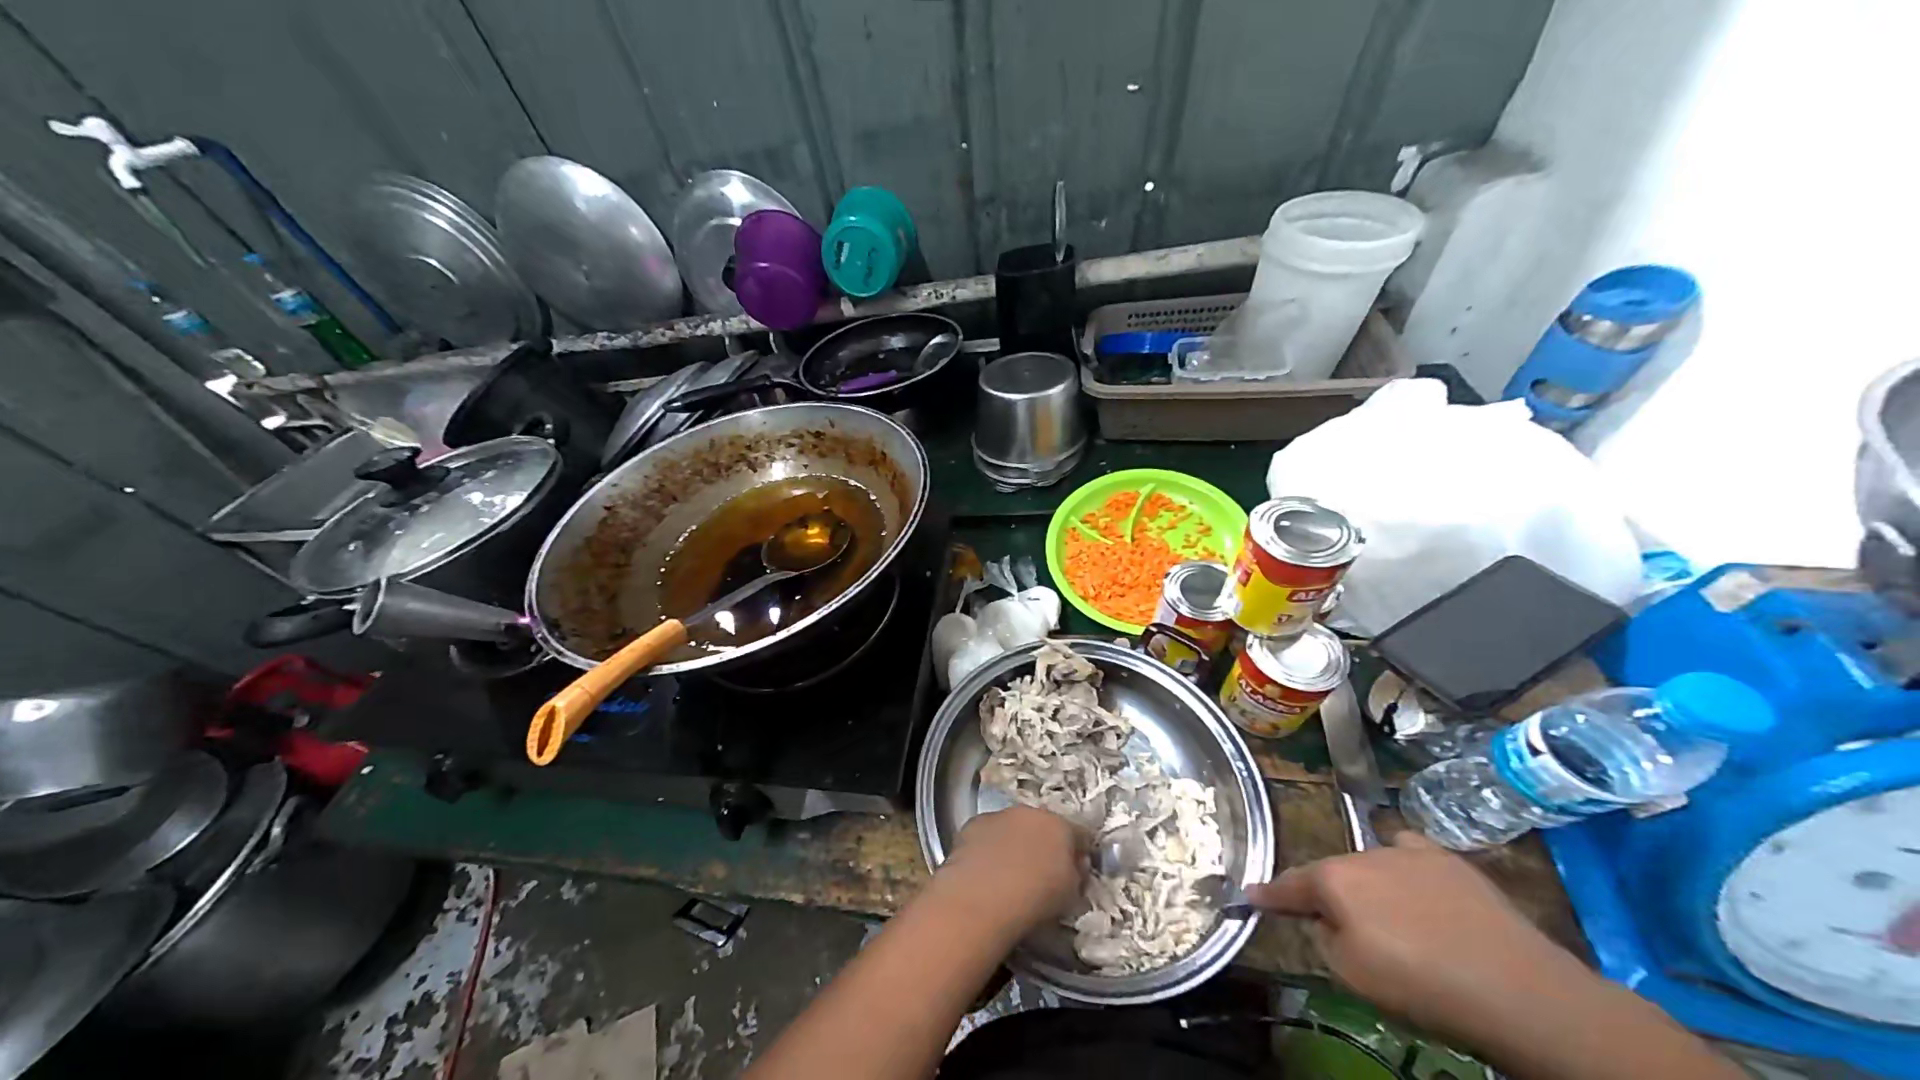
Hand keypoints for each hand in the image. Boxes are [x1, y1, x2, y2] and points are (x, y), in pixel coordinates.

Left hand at [934, 805, 1081, 935]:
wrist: (983, 895)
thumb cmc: (1036, 897)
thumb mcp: (1071, 894)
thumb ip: (1076, 873)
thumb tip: (1074, 864)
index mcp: (1060, 826)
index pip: (1079, 834)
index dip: (1078, 852)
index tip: (1075, 870)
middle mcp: (1030, 813)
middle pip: (1043, 826)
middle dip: (1043, 844)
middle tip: (1040, 872)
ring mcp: (999, 815)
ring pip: (1012, 827)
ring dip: (1014, 843)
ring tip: (1008, 874)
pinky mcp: (972, 825)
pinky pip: (987, 835)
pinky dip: (988, 848)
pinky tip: (984, 871)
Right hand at [1248, 831, 1596, 1046]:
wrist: (1518, 989)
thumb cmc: (1421, 985)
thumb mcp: (1352, 975)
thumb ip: (1324, 938)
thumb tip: (1324, 920)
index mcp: (1334, 880)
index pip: (1290, 885)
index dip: (1269, 893)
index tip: (1250, 894)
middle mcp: (1364, 854)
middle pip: (1333, 873)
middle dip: (1329, 893)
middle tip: (1338, 924)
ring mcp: (1409, 851)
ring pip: (1371, 863)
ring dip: (1369, 884)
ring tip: (1387, 914)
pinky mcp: (1450, 859)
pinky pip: (1411, 854)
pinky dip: (1405, 868)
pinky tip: (1417, 888)